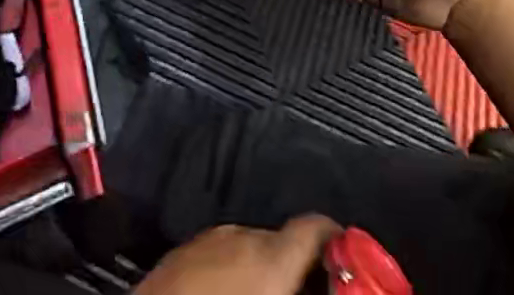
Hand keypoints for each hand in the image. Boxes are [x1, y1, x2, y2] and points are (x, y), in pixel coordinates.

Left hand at [136, 215, 340, 294]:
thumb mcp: (274, 290)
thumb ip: (302, 286)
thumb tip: (326, 283)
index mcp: (273, 256)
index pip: (318, 226)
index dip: (334, 241)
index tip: (341, 262)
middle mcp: (243, 236)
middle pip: (280, 241)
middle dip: (289, 268)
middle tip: (292, 293)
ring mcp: (204, 243)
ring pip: (243, 249)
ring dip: (253, 273)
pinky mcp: (172, 259)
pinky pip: (212, 260)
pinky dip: (221, 278)